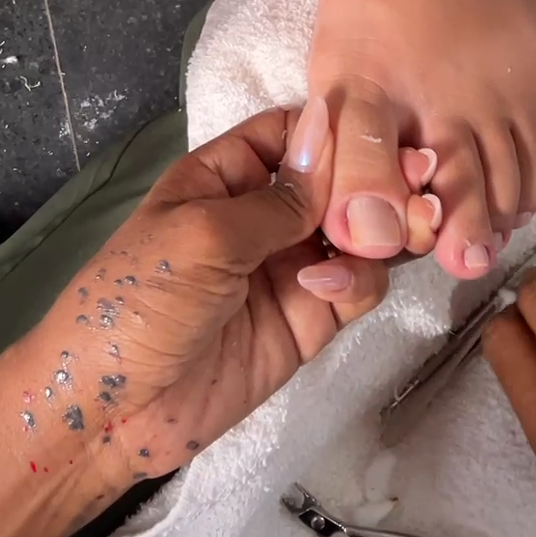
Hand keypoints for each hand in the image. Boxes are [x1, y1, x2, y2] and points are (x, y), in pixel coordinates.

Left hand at [14, 105, 388, 489]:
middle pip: (334, 181)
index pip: (291, 133)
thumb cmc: (141, 298)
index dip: (335, 128)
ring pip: (356, 232)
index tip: (383, 130)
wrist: (116, 413)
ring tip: (400, 230)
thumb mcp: (204, 234)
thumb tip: (328, 123)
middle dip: (372, 179)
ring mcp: (287, 265)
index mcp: (224, 175)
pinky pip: (355, 284)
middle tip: (419, 180)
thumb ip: (277, 195)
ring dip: (380, 228)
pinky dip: (359, 277)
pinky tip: (330, 286)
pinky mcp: (307, 318)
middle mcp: (262, 212)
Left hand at [311, 0, 535, 279]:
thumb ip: (352, 152)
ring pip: (531, 175)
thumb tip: (364, 235)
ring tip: (483, 218)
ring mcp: (533, 87)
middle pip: (496, 200)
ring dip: (507, 203)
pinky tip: (521, 166)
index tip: (428, 254)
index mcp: (437, 122)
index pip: (449, 215)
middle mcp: (497, 115)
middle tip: (456, 247)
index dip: (436, 241)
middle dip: (474, 230)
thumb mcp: (339, 65)